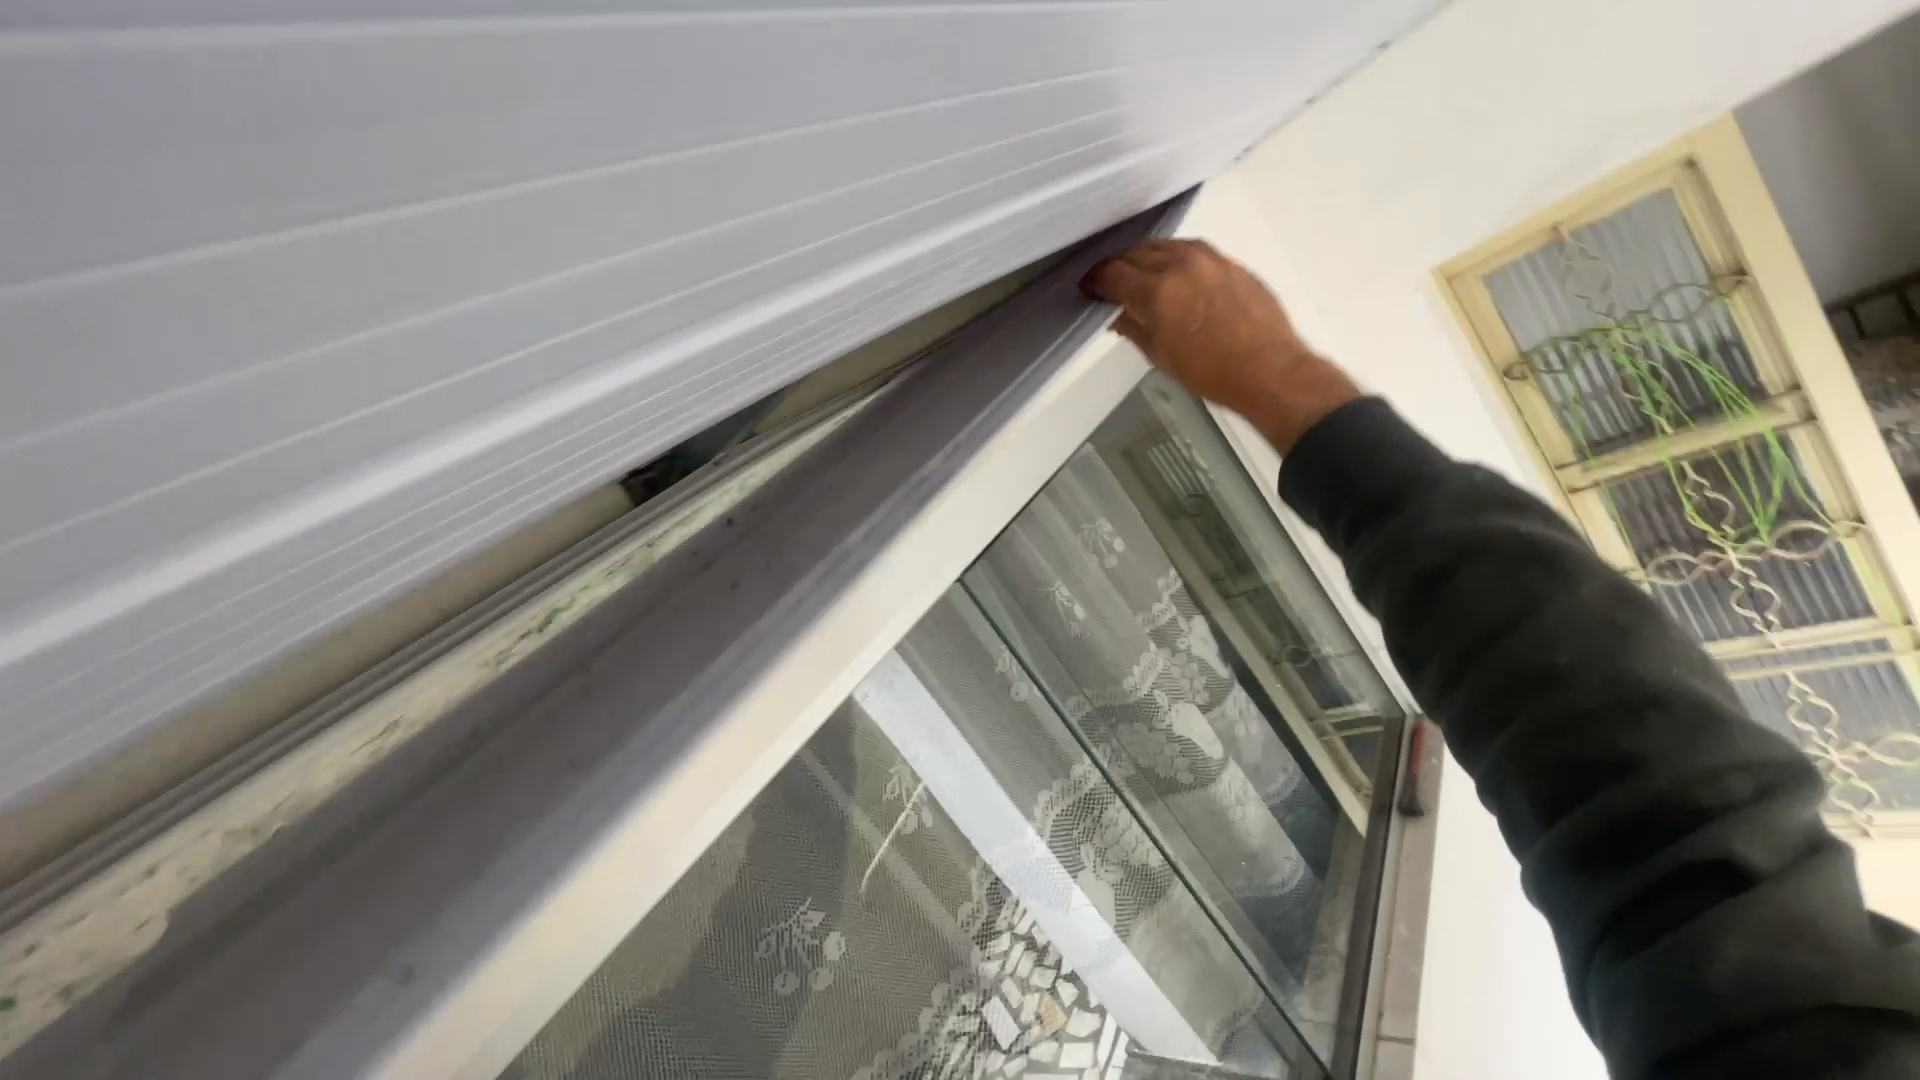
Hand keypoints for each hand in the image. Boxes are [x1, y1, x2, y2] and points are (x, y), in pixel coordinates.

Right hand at [1081, 239, 1360, 451]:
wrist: (1269, 370)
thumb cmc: (1211, 372)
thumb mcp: (1160, 356)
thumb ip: (1133, 327)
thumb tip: (1117, 312)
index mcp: (1158, 291)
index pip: (1113, 274)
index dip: (1095, 281)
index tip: (1088, 288)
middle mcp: (1181, 265)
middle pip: (1136, 254)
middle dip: (1118, 267)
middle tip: (1109, 283)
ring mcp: (1209, 259)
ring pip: (1164, 246)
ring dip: (1146, 258)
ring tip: (1139, 276)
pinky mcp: (1230, 262)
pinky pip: (1191, 251)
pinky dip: (1173, 259)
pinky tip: (1172, 276)